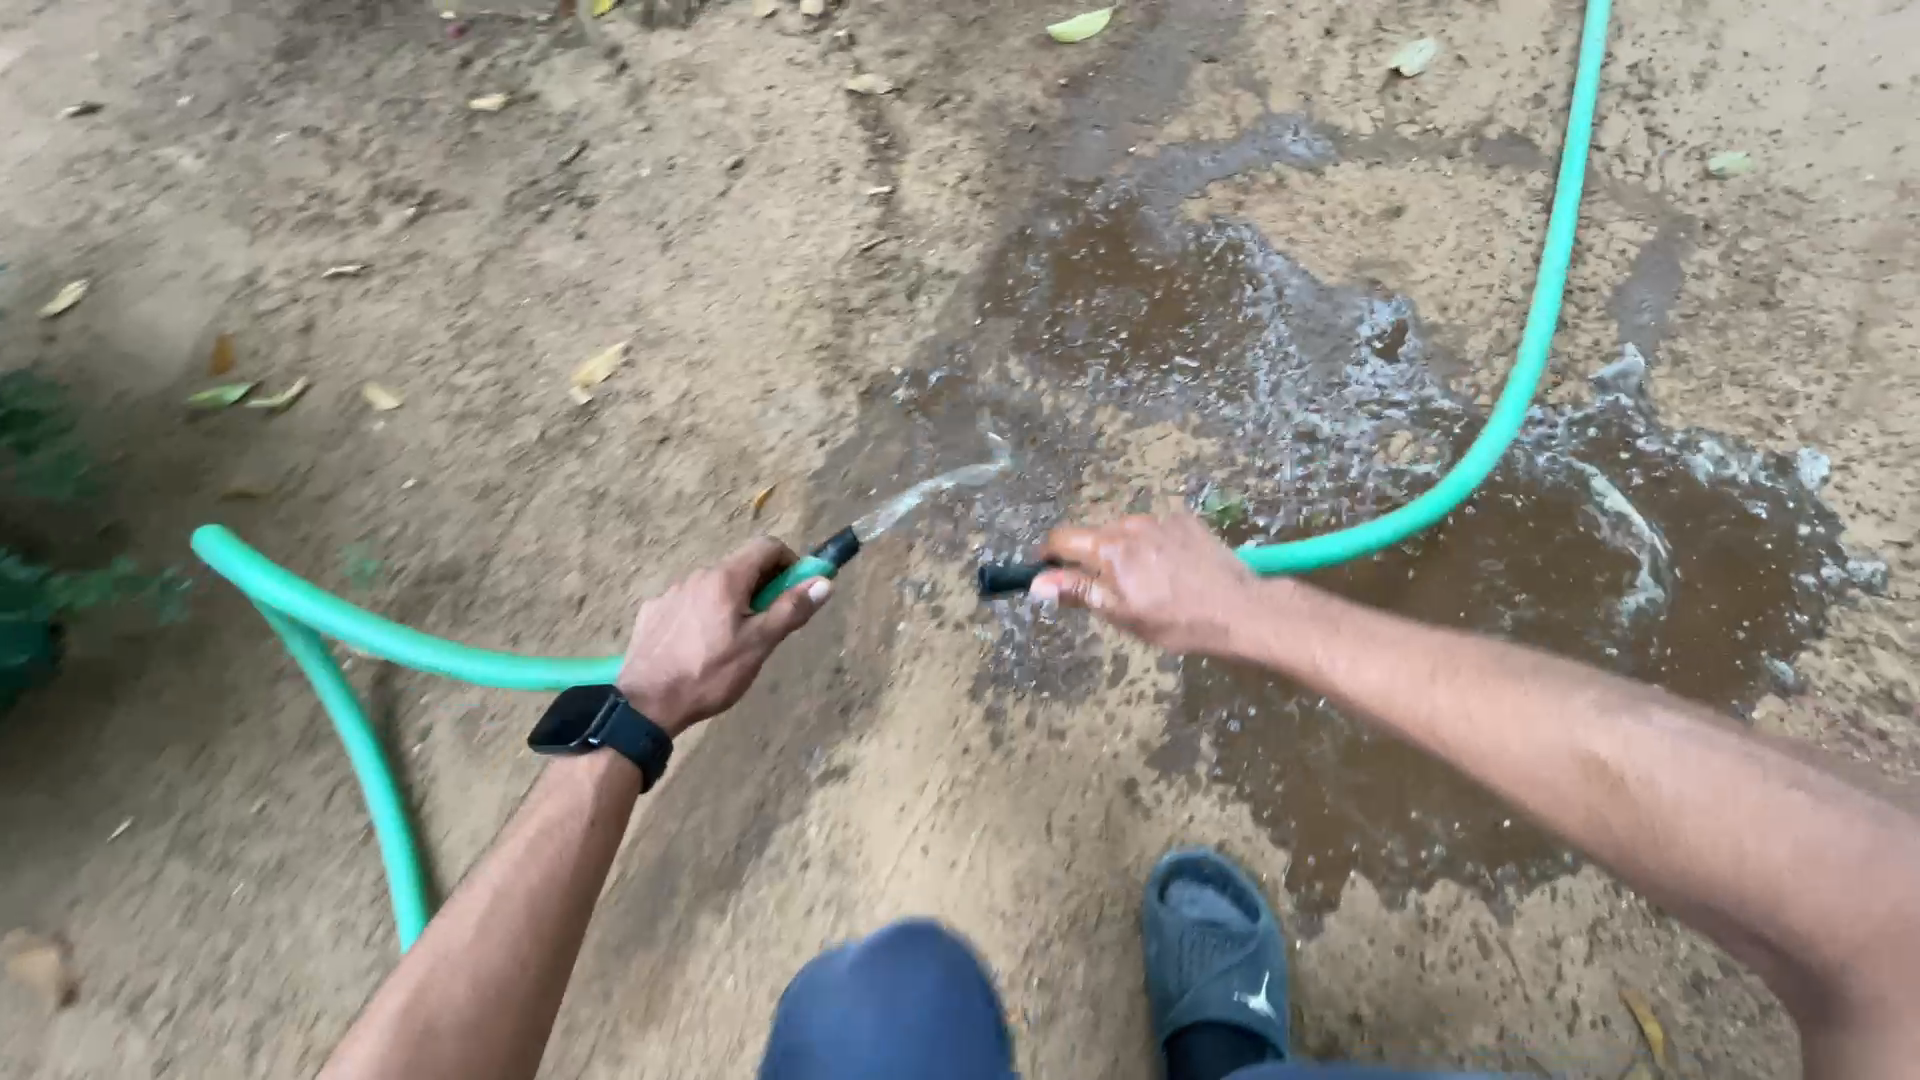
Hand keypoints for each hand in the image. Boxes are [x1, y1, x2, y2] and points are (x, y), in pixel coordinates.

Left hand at [614, 538, 830, 735]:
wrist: (644, 705)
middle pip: (740, 567)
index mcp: (726, 578)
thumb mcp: (759, 645)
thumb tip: (824, 582)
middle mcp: (697, 575)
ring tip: (730, 642)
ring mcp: (671, 592)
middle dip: (761, 587)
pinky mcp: (653, 611)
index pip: (767, 546)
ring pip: (713, 586)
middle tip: (767, 625)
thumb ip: (791, 610)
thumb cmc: (709, 674)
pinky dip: (703, 613)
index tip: (795, 590)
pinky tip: (698, 647)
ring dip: (731, 601)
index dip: (789, 562)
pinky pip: (688, 602)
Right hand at [1030, 513, 1266, 656]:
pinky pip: (1156, 530)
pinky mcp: (1188, 521)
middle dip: (1092, 558)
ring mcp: (1162, 520)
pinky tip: (1172, 569)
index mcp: (1109, 548)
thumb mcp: (1121, 614)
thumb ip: (1077, 591)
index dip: (1050, 557)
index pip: (1062, 539)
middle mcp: (1131, 525)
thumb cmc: (1175, 620)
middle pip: (1095, 535)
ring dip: (1124, 551)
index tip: (1051, 574)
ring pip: (1127, 532)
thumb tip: (1037, 581)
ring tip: (1146, 582)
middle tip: (1110, 591)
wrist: (1240, 610)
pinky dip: (1153, 545)